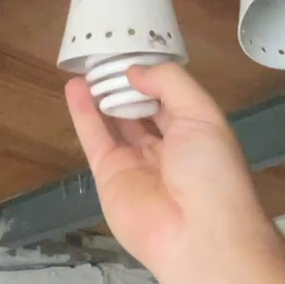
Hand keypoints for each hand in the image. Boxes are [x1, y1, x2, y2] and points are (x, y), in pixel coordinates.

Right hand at [64, 64, 279, 280]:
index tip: (135, 49)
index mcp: (196, 132)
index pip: (171, 96)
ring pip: (114, 121)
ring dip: (102, 94)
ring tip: (88, 64)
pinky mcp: (108, 176)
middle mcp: (166, 147)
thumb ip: (169, 83)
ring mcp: (135, 162)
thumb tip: (133, 71)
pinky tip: (75, 87)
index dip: (153, 75)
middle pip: (140, 108)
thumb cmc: (210, 171)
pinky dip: (83, 112)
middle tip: (106, 53)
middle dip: (126, 83)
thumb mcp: (202, 114)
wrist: (197, 234)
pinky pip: (94, 138)